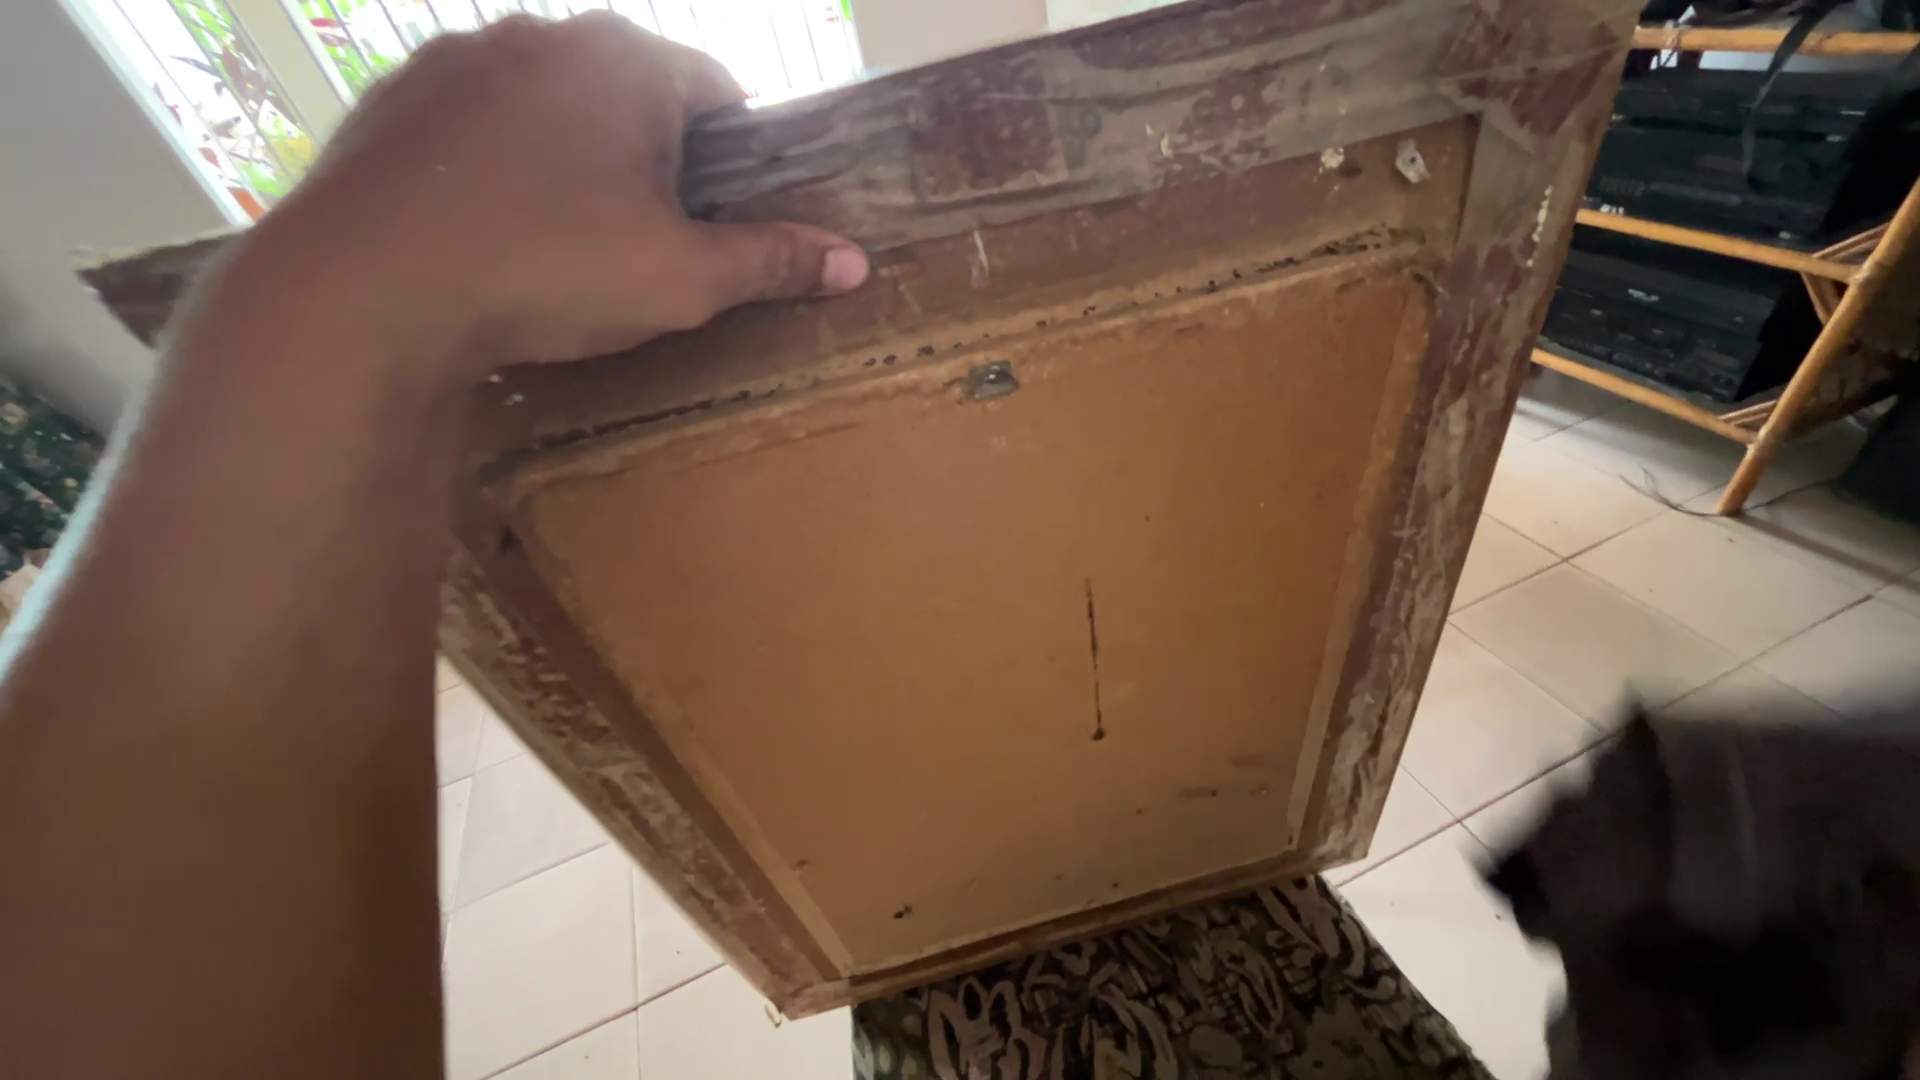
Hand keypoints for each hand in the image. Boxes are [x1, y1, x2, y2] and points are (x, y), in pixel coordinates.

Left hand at [229, 13, 868, 376]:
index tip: (737, 207)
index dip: (744, 149)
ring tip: (583, 235)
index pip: (720, 88)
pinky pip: (490, 121)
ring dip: (589, 155)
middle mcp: (546, 34)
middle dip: (665, 156)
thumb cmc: (553, 271)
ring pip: (561, 102)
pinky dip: (516, 161)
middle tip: (665, 236)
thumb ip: (774, 262)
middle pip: (640, 91)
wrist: (372, 289)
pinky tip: (508, 225)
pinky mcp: (402, 96)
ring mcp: (462, 57)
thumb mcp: (686, 279)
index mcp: (629, 63)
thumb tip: (857, 262)